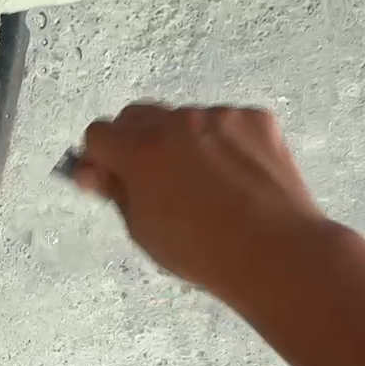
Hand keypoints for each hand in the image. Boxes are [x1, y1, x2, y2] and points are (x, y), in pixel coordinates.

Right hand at [74, 104, 338, 292]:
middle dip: (131, 142)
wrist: (273, 250)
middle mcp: (179, 122)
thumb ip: (114, 190)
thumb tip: (92, 170)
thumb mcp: (140, 227)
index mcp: (142, 151)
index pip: (98, 133)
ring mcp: (221, 116)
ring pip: (182, 119)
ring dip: (177, 142)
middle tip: (146, 180)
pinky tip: (230, 178)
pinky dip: (217, 143)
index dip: (98, 158)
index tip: (107, 179)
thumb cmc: (198, 250)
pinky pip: (223, 123)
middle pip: (136, 115)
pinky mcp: (256, 118)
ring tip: (198, 185)